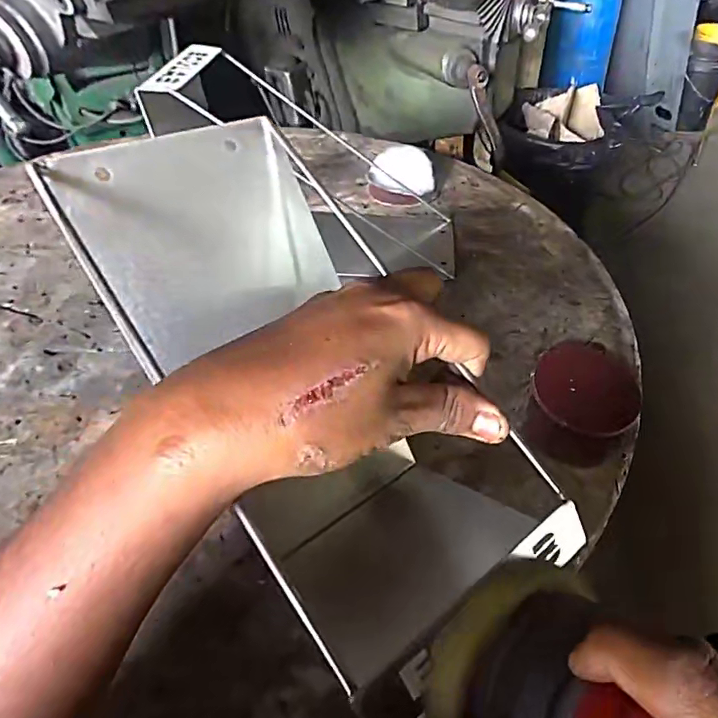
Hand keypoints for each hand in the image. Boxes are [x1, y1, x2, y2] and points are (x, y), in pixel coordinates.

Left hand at [125, 269, 508, 501]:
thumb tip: (498, 421)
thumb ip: (450, 411)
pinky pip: (364, 311)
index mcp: (407, 317)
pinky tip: (357, 376)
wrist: (219, 415)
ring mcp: (341, 299)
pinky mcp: (313, 311)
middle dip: (445, 338)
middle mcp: (378, 295)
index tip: (462, 407)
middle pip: (435, 300)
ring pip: (397, 302)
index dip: (474, 377)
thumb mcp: (391, 419)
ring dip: (412, 334)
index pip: (469, 339)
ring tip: (396, 384)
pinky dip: (378, 334)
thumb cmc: (313, 419)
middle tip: (432, 383)